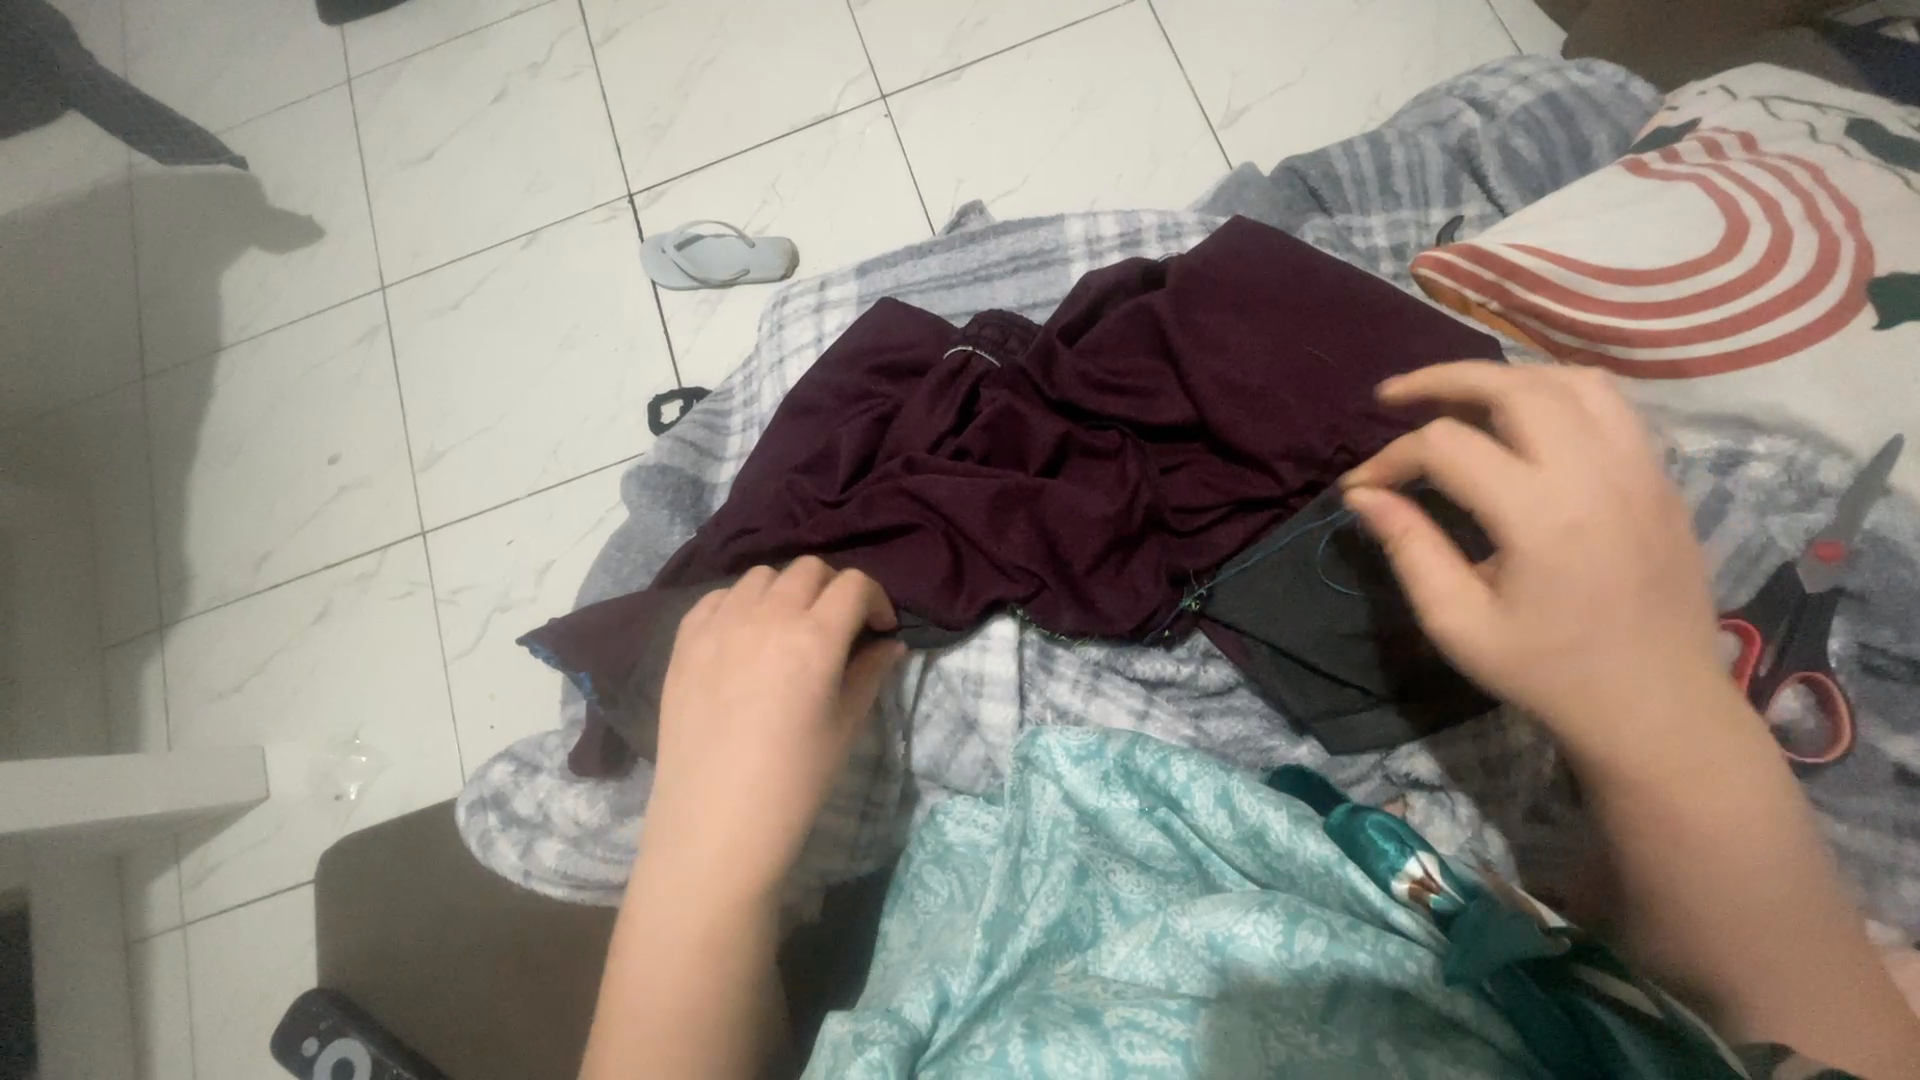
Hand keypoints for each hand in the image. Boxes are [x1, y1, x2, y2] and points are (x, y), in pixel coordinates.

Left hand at [641, 558, 905, 902]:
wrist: (715, 823)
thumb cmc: (794, 781)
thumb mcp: (845, 725)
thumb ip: (869, 672)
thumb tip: (891, 644)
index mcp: (814, 638)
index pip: (853, 585)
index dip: (875, 599)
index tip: (880, 628)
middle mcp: (766, 618)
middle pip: (809, 570)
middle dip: (833, 589)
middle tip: (839, 625)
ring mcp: (719, 626)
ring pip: (762, 576)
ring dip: (786, 591)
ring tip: (789, 626)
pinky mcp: (684, 643)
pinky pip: (716, 597)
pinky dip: (740, 603)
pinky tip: (745, 634)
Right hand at [1340, 362, 1726, 749]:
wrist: (1656, 705)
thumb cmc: (1545, 671)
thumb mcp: (1456, 622)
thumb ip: (1408, 548)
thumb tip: (1363, 496)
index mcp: (1541, 516)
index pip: (1446, 446)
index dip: (1389, 459)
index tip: (1361, 489)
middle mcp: (1597, 474)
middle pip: (1513, 387)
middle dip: (1441, 381)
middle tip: (1391, 396)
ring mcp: (1641, 470)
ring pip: (1570, 381)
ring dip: (1503, 378)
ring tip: (1457, 398)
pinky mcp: (1661, 478)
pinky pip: (1610, 405)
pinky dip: (1554, 393)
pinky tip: (1521, 420)